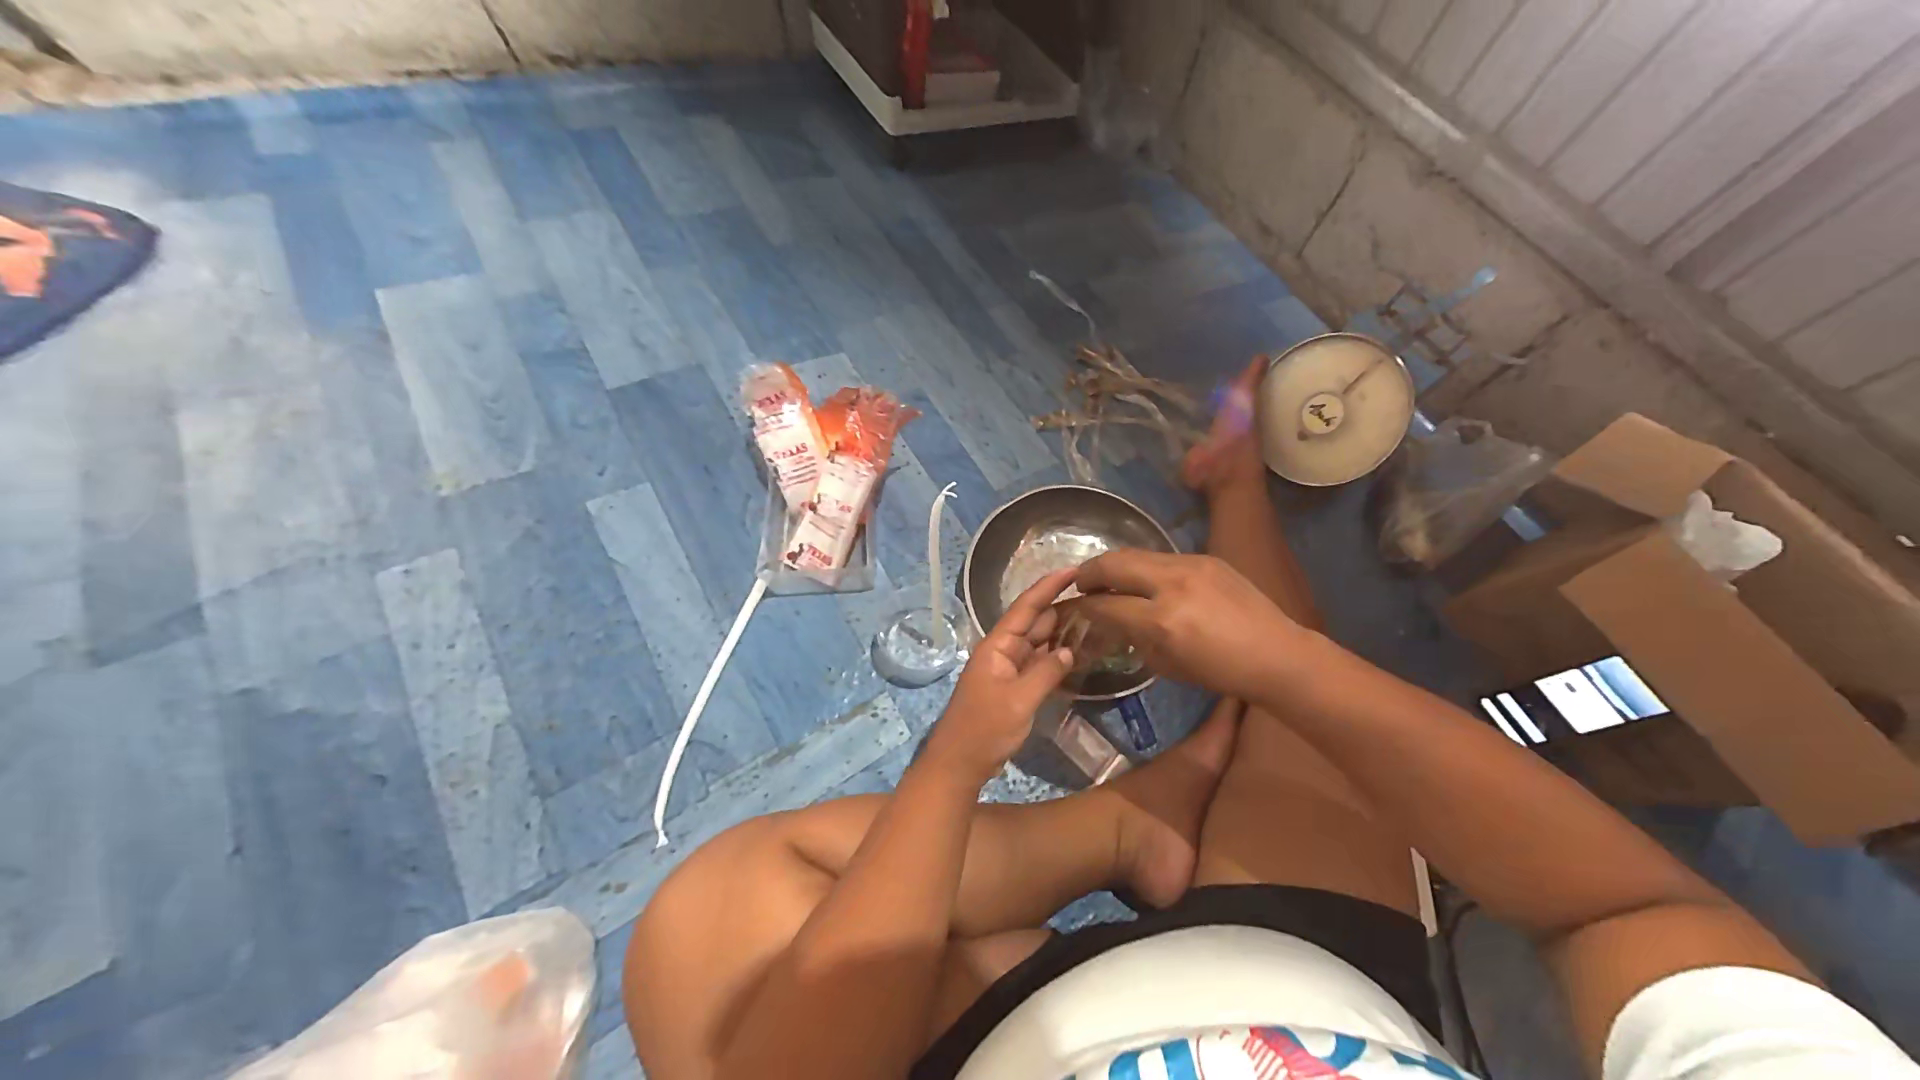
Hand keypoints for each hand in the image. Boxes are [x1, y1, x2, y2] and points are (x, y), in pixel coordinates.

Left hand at [921, 569, 1078, 782]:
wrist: (959, 764)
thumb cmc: (984, 729)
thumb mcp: (1019, 700)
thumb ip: (1046, 673)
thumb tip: (1069, 650)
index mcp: (997, 646)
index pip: (1026, 608)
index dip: (1048, 587)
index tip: (1073, 570)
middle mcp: (1002, 652)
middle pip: (1035, 623)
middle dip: (1061, 607)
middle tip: (1096, 596)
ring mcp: (1008, 671)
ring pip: (1039, 644)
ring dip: (1062, 633)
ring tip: (1094, 619)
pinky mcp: (1014, 689)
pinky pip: (1038, 666)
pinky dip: (1056, 659)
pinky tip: (1078, 654)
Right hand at [1068, 550, 1317, 700]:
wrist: (1276, 654)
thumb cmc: (1218, 671)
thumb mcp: (1165, 664)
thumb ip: (1129, 636)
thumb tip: (1103, 617)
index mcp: (1162, 621)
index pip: (1105, 605)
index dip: (1081, 606)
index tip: (1069, 608)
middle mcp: (1172, 585)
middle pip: (1113, 564)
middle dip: (1088, 573)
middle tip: (1079, 584)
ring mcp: (1190, 566)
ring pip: (1135, 555)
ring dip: (1115, 566)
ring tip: (1106, 580)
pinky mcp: (1205, 558)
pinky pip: (1160, 558)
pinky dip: (1143, 568)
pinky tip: (1144, 581)